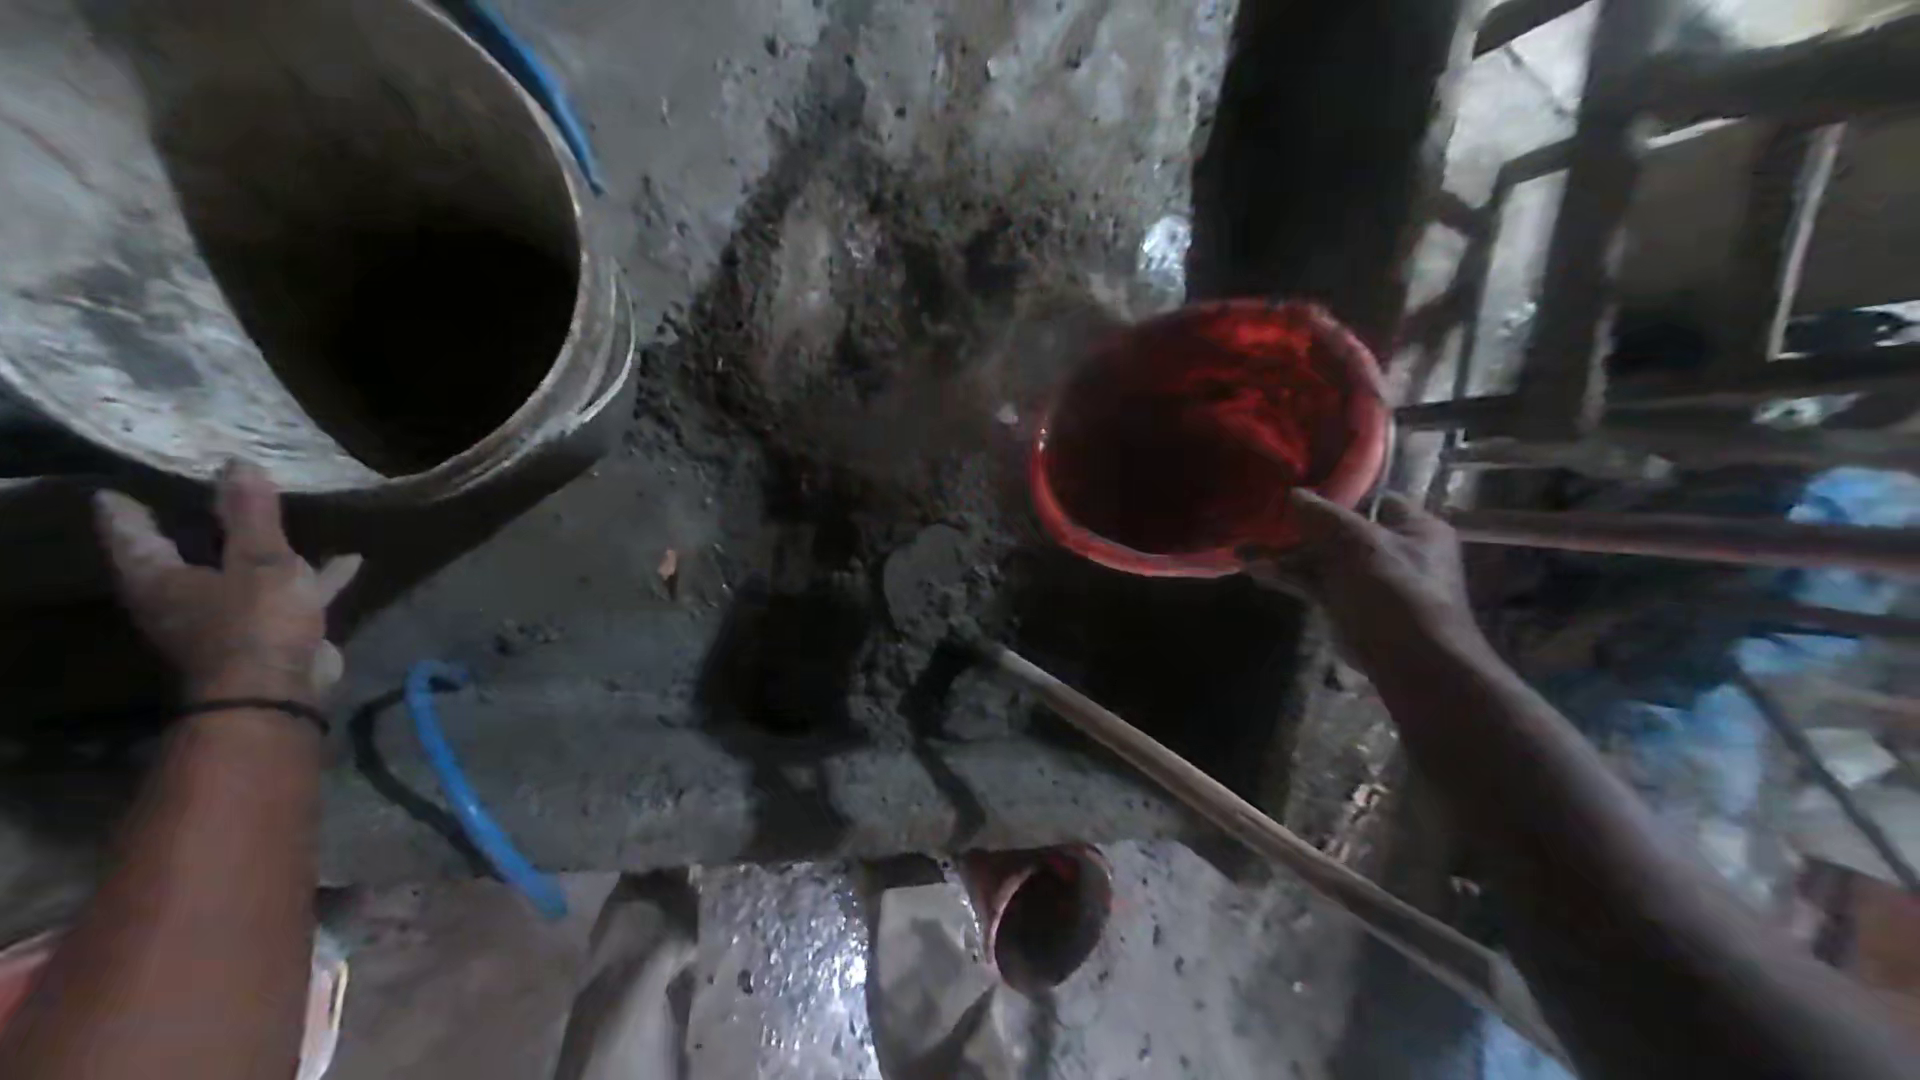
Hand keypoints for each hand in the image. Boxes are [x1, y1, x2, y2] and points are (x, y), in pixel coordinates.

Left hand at [93, 461, 360, 702]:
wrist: (278, 690)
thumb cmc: (254, 622)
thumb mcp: (260, 561)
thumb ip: (251, 514)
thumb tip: (237, 462)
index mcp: (159, 577)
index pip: (130, 531)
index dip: (128, 507)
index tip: (128, 484)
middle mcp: (181, 596)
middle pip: (184, 551)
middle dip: (203, 523)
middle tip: (213, 491)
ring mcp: (225, 616)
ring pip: (240, 571)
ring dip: (263, 549)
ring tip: (287, 521)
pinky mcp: (268, 629)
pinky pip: (289, 591)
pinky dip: (315, 575)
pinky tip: (350, 560)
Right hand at [1262, 489, 1486, 668]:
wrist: (1411, 661)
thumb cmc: (1395, 591)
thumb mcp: (1358, 543)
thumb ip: (1323, 515)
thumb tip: (1294, 493)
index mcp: (1413, 528)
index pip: (1373, 499)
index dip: (1336, 494)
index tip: (1297, 492)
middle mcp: (1392, 550)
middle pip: (1338, 531)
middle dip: (1297, 530)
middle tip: (1261, 524)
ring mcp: (1368, 580)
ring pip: (1321, 559)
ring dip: (1284, 556)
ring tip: (1244, 553)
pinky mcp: (1347, 604)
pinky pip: (1315, 583)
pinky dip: (1288, 578)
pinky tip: (1257, 573)